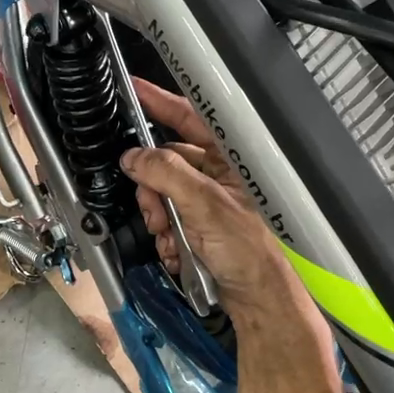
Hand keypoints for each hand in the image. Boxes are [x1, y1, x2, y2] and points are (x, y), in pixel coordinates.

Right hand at [120, 79, 313, 329]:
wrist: (261, 303)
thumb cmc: (255, 254)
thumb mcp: (206, 206)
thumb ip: (166, 174)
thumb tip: (134, 157)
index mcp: (233, 158)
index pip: (189, 117)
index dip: (159, 102)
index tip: (132, 89)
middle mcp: (223, 175)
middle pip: (167, 162)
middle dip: (152, 188)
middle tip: (155, 210)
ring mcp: (211, 201)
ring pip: (164, 193)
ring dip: (158, 217)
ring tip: (168, 238)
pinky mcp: (202, 226)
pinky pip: (169, 219)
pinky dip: (166, 236)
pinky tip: (176, 252)